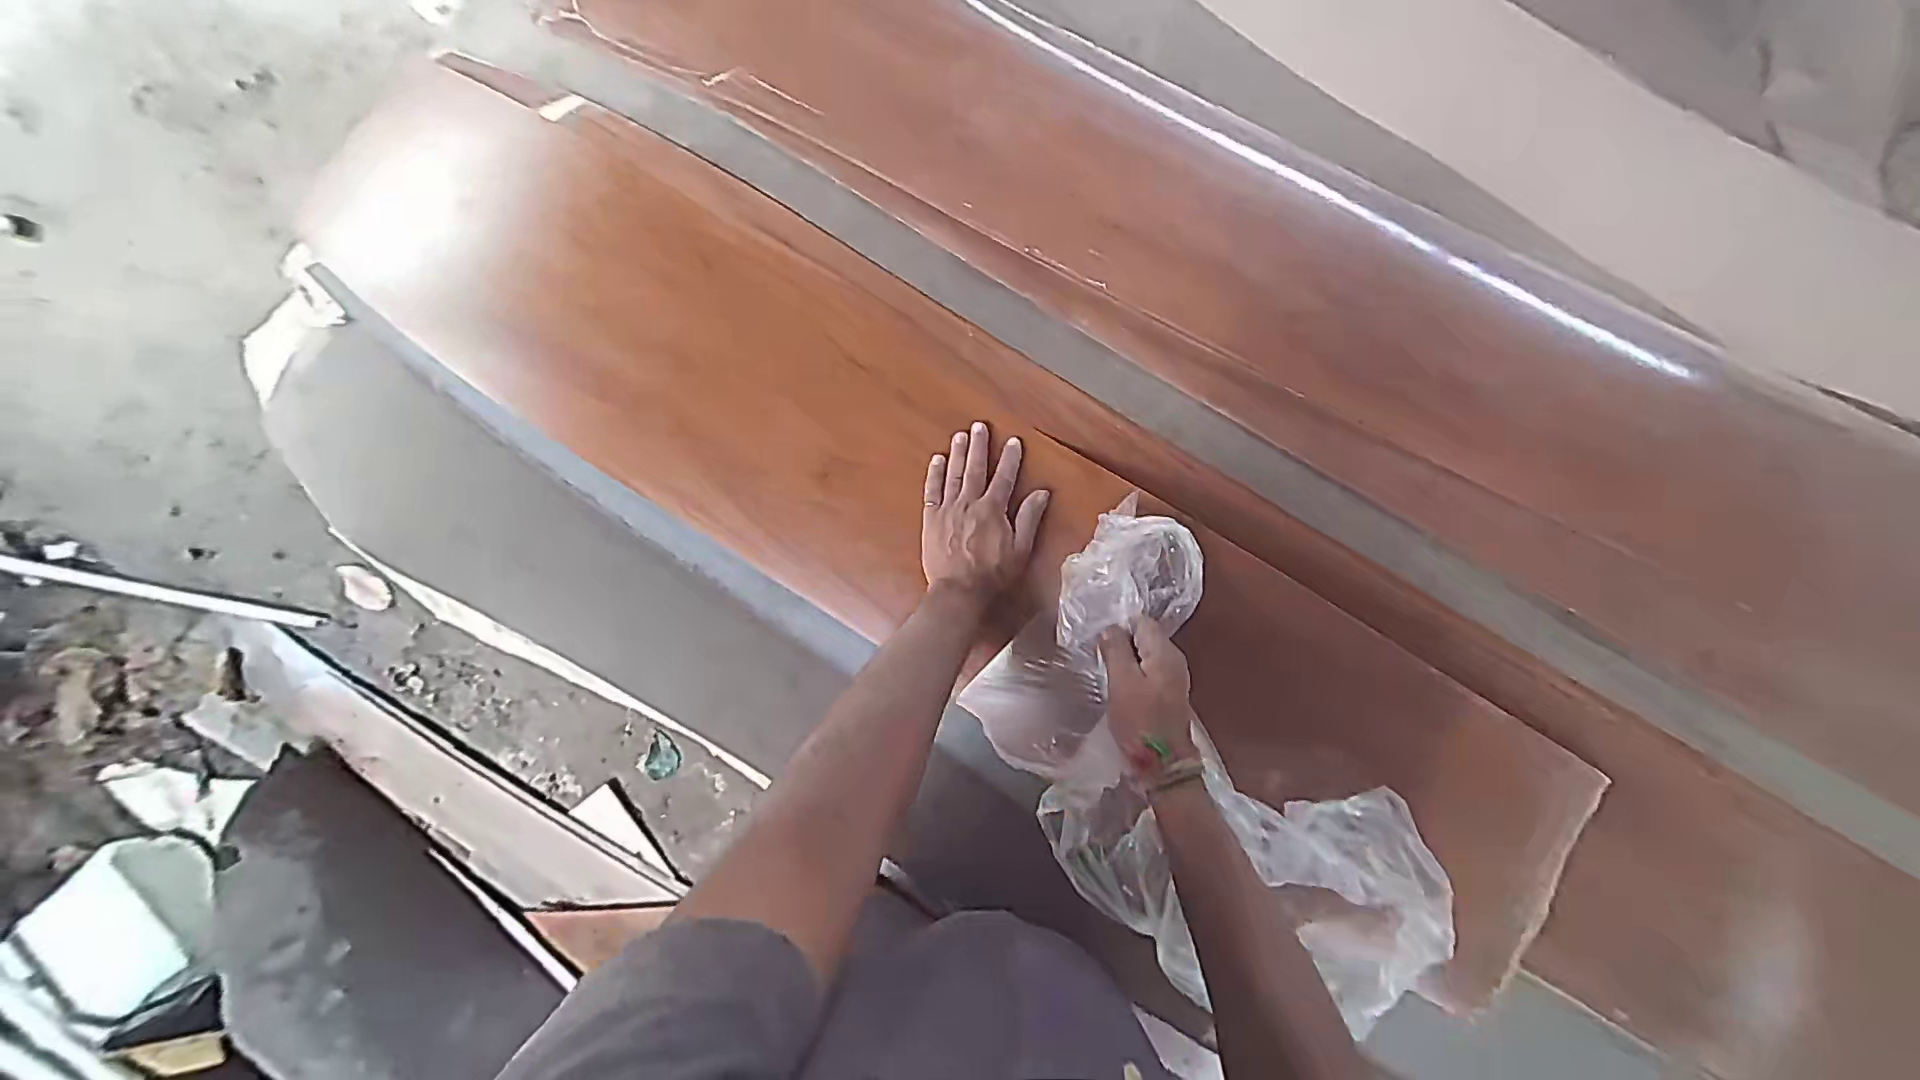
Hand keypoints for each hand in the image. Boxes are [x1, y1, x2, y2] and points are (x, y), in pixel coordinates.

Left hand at [922, 421, 1049, 608]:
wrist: (958, 591)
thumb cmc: (992, 574)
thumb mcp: (1020, 549)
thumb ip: (1029, 518)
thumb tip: (1042, 493)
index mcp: (993, 509)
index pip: (1005, 477)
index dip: (1011, 458)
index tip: (1014, 441)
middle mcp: (970, 503)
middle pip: (976, 469)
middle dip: (980, 446)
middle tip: (980, 426)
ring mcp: (948, 509)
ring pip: (954, 474)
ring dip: (958, 453)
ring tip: (961, 435)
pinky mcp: (931, 519)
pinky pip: (932, 491)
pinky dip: (935, 474)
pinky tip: (937, 460)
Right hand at [1099, 617, 1198, 769]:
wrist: (1163, 765)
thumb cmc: (1140, 721)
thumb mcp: (1121, 682)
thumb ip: (1116, 650)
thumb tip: (1110, 628)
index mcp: (1165, 652)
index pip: (1141, 621)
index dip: (1118, 625)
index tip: (1098, 640)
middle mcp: (1174, 659)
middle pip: (1143, 636)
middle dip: (1120, 641)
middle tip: (1097, 656)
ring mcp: (1172, 676)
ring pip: (1143, 654)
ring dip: (1123, 659)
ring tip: (1104, 671)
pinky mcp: (1167, 692)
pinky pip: (1146, 671)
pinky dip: (1131, 673)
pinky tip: (1117, 686)